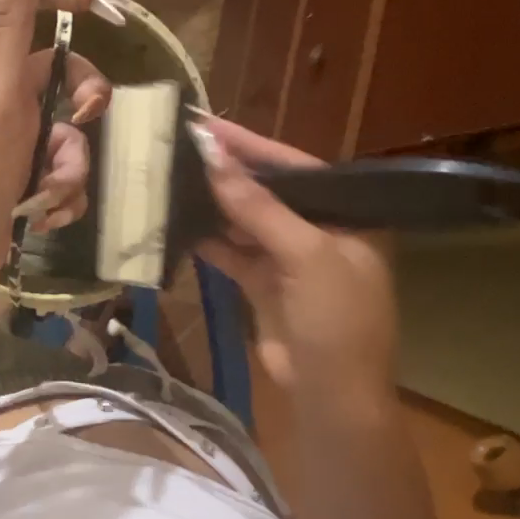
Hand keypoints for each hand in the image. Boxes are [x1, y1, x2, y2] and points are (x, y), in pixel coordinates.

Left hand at [0, 0, 122, 287]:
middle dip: (84, 110)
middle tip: (81, 124)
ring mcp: (16, 145)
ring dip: (70, 171)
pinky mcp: (24, 185)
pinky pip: (67, 180)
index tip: (101, 14)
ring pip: (73, 139)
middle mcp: (4, 98)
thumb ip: (3, 21)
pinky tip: (43, 218)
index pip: (25, 1)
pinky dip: (64, 201)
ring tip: (46, 197)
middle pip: (69, 80)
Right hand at [193, 117, 397, 406]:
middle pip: (268, 193)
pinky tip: (181, 225)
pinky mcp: (265, 287)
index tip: (207, 126)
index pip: (296, 168)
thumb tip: (215, 160)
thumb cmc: (336, 318)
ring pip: (246, 223)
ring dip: (214, 207)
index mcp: (346, 215)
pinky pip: (234, 255)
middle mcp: (319, 231)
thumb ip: (259, 208)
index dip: (251, 147)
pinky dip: (210, 242)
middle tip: (181, 147)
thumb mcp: (306, 255)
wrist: (331, 392)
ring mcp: (290, 260)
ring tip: (173, 179)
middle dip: (228, 174)